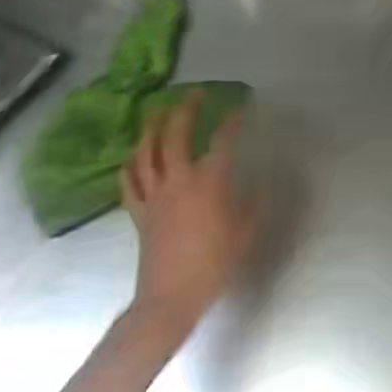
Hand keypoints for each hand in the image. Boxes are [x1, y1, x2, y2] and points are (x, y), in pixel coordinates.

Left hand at [120, 91, 258, 339]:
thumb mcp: (247, 232)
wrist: (170, 297)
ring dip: (152, 128)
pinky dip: (130, 164)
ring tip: (157, 112)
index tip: (241, 108)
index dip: (233, 121)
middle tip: (194, 94)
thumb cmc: (215, 264)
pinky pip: (130, 181)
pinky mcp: (138, 212)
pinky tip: (133, 156)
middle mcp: (178, 180)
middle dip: (185, 110)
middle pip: (176, 135)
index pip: (223, 141)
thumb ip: (255, 203)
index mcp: (209, 182)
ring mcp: (154, 195)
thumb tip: (262, 182)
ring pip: (146, 152)